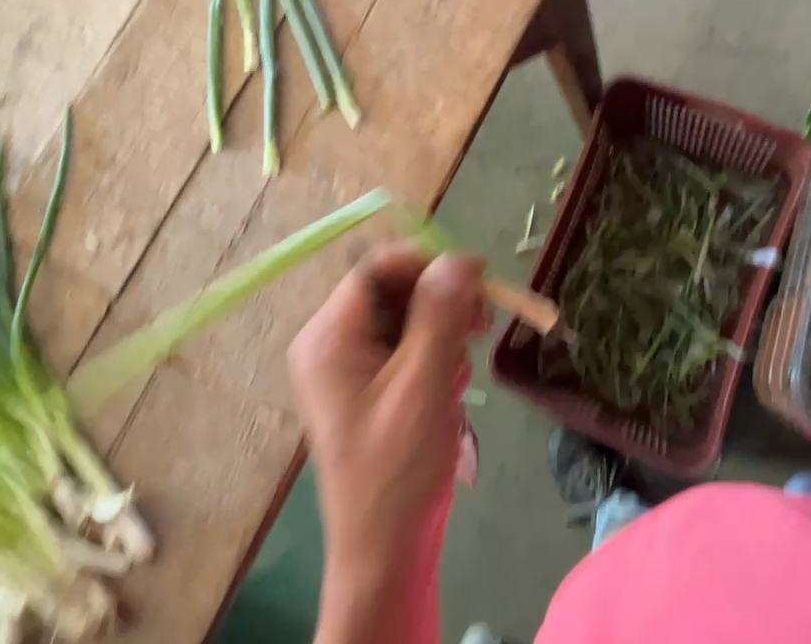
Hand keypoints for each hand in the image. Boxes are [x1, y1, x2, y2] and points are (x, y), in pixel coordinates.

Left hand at [289, 243, 483, 638]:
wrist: (387, 550)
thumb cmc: (399, 470)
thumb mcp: (423, 385)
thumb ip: (440, 316)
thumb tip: (459, 259)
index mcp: (329, 337)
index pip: (376, 268)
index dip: (427, 265)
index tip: (478, 279)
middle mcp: (333, 343)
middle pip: (395, 291)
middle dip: (441, 305)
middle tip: (481, 327)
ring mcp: (351, 367)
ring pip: (409, 319)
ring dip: (444, 337)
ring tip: (457, 380)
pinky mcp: (372, 387)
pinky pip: (409, 349)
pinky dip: (437, 361)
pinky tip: (449, 393)